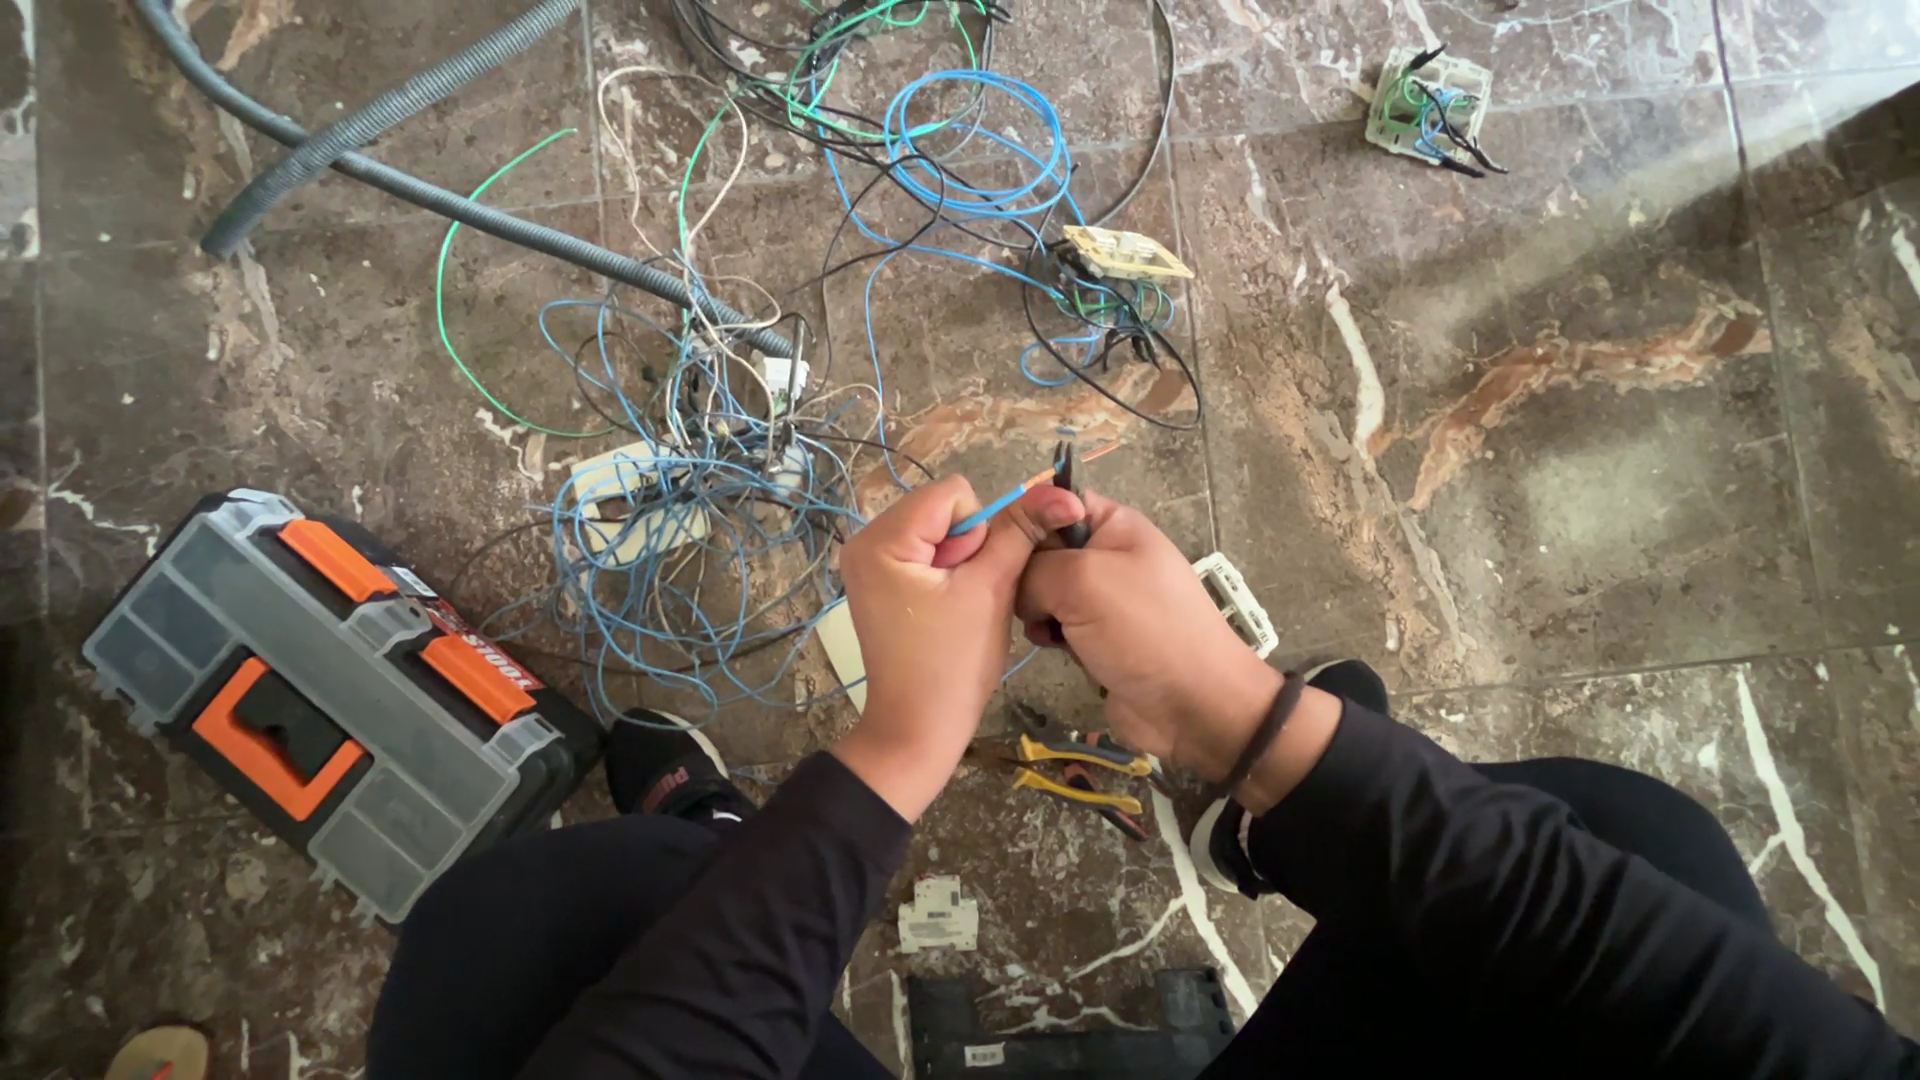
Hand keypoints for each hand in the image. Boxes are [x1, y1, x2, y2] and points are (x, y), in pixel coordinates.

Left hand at [832, 475, 1084, 819]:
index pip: (953, 493)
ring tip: (957, 605)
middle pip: (941, 508)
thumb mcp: (991, 590)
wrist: (917, 728)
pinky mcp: (876, 579)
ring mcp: (866, 561)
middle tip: (965, 596)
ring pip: (937, 528)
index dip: (979, 531)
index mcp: (882, 539)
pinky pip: (923, 550)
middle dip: (968, 545)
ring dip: (960, 559)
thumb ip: (1022, 531)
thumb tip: (1062, 492)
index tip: (973, 578)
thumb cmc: (953, 664)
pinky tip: (946, 608)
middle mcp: (863, 540)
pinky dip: (944, 571)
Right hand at [1014, 492, 1284, 783]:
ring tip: (1048, 629)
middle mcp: (1106, 553)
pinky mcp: (1094, 634)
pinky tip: (1054, 647)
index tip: (1003, 549)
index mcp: (1113, 524)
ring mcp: (1100, 597)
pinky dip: (1049, 633)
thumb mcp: (1084, 580)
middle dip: (1028, 573)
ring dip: (1037, 610)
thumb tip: (1016, 585)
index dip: (1025, 520)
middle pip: (1042, 548)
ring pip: (1042, 589)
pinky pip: (1055, 622)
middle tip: (1030, 599)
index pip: (1054, 503)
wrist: (1192, 704)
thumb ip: (1034, 566)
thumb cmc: (1144, 629)